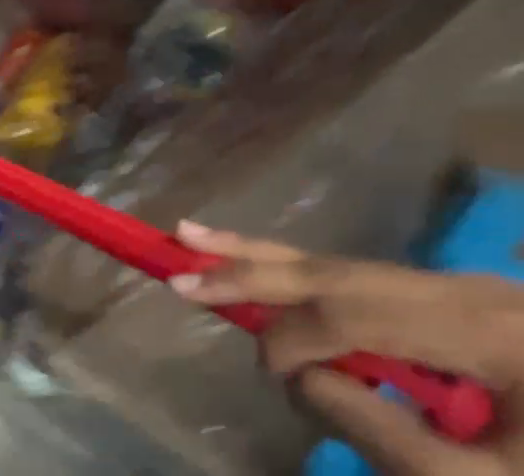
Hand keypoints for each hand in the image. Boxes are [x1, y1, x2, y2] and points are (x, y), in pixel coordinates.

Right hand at [170, 221, 523, 474]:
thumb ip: (379, 430)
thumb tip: (299, 376)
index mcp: (488, 334)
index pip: (355, 318)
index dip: (295, 339)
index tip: (272, 378)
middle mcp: (473, 293)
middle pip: (339, 275)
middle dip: (253, 274)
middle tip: (177, 274)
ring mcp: (468, 289)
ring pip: (344, 266)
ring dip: (262, 258)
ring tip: (186, 235)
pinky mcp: (458, 299)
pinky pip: (365, 279)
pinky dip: (301, 270)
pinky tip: (250, 252)